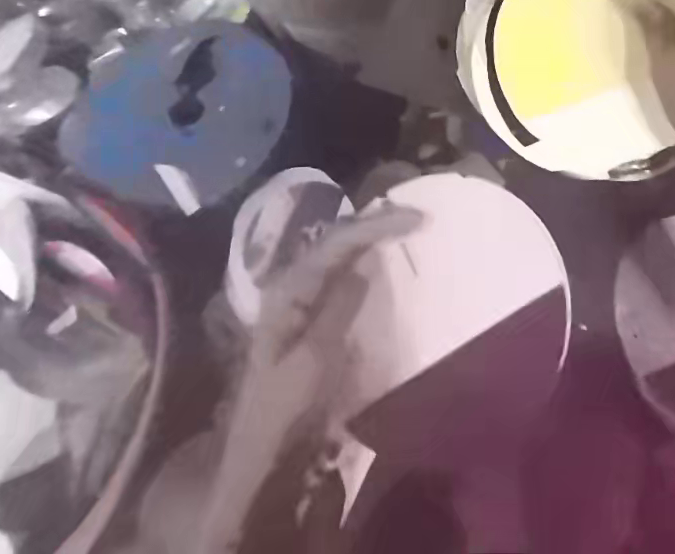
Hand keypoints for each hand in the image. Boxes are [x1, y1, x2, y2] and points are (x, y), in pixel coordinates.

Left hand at [225, 203, 424, 451]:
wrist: (257, 457)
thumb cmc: (284, 412)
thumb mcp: (314, 362)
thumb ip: (339, 307)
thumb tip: (368, 260)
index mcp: (289, 288)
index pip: (338, 242)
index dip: (377, 226)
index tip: (417, 219)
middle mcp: (292, 283)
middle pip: (338, 240)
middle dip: (376, 223)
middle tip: (418, 217)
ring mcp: (299, 298)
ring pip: (339, 254)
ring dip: (371, 236)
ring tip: (405, 225)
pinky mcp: (309, 314)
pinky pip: (340, 274)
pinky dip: (364, 260)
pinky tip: (381, 258)